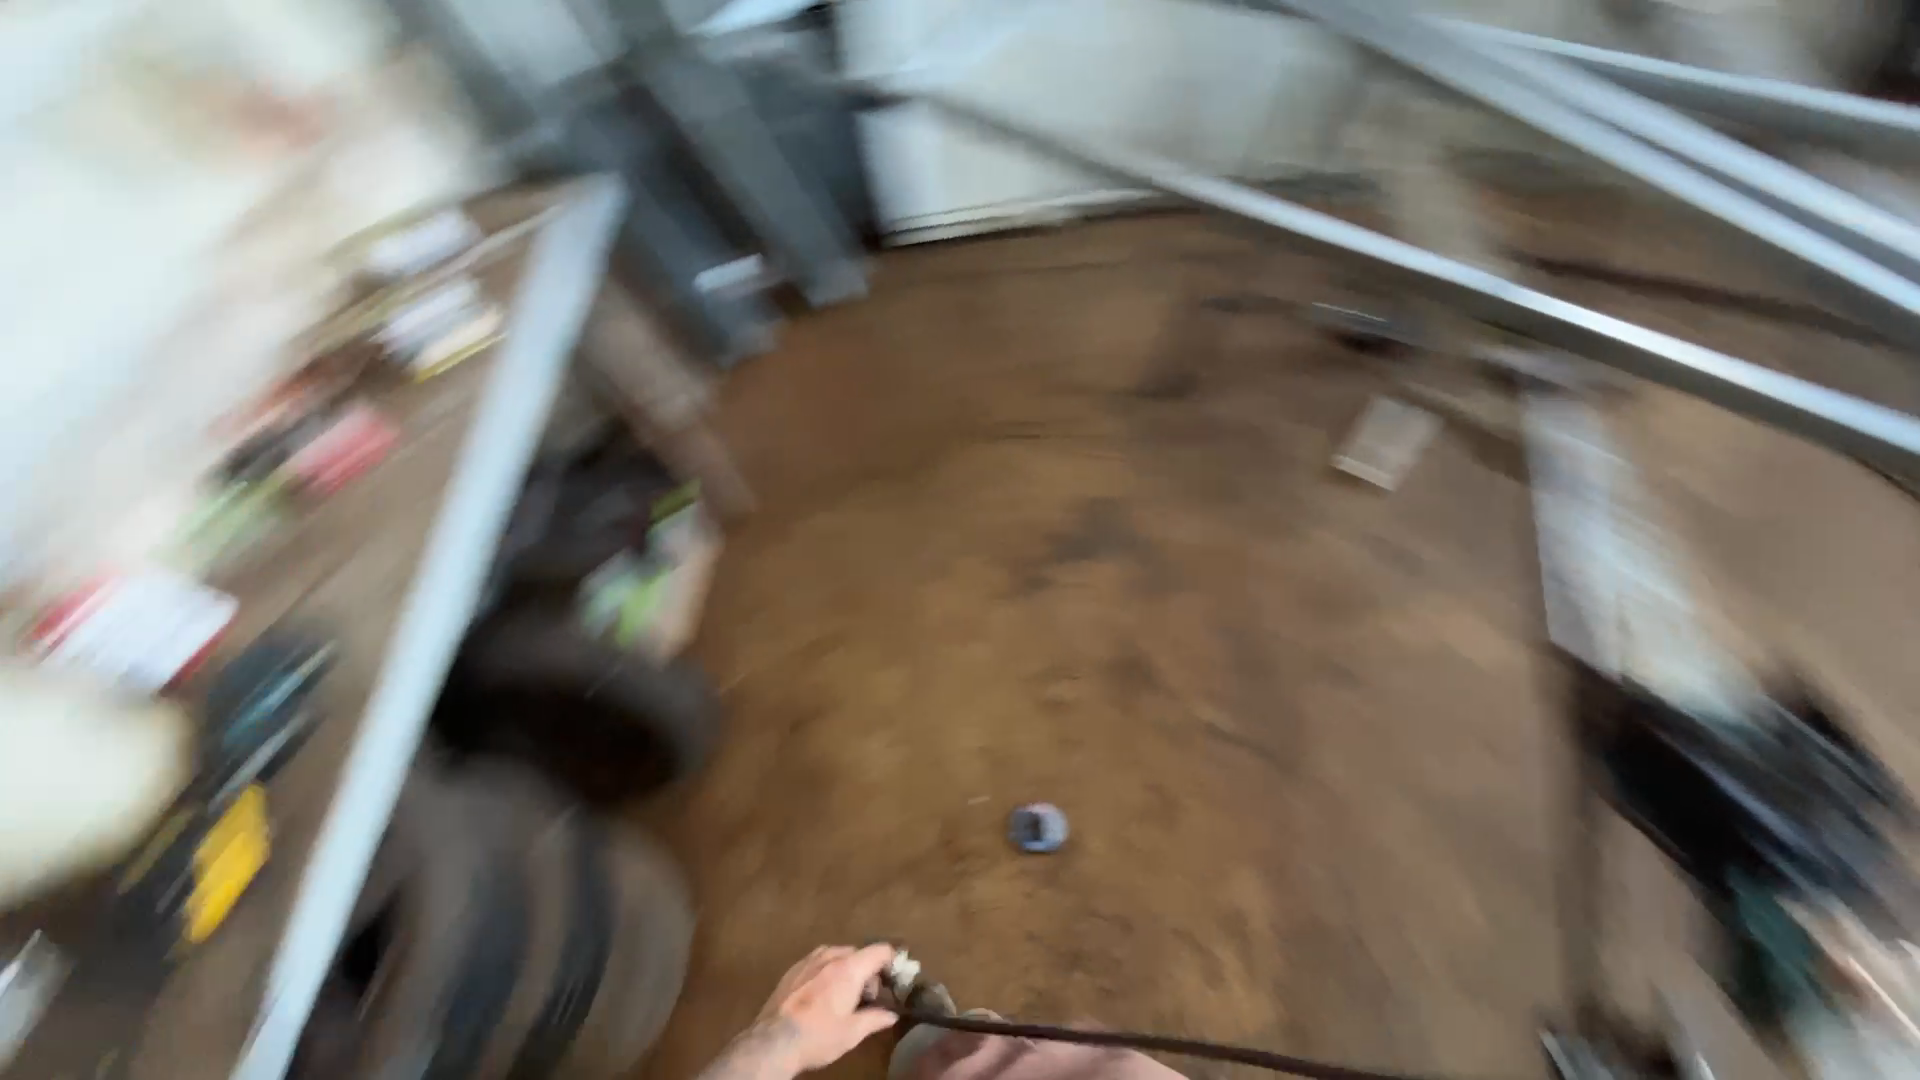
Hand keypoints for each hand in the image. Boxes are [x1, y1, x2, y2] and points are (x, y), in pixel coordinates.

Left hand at [752, 944, 899, 1071]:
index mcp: (849, 967)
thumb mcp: (852, 1033)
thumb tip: (892, 1015)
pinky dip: (827, 971)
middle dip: (867, 973)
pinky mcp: (794, 967)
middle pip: (859, 953)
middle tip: (865, 999)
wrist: (773, 1041)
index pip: (880, 950)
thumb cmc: (818, 1036)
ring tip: (842, 997)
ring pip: (838, 955)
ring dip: (846, 970)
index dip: (891, 962)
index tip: (892, 981)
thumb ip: (876, 1019)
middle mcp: (831, 955)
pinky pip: (819, 961)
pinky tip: (820, 995)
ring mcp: (810, 959)